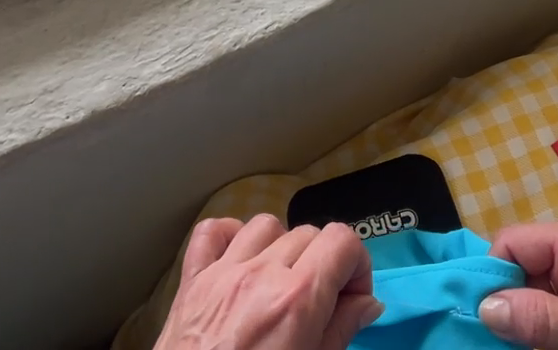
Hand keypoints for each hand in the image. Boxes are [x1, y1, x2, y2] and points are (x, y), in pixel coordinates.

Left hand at [156, 214, 383, 349]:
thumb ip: (341, 331)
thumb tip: (366, 302)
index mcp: (297, 299)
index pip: (342, 240)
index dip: (356, 264)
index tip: (353, 296)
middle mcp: (262, 273)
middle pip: (309, 233)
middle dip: (323, 263)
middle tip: (320, 303)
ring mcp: (222, 272)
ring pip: (266, 225)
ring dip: (280, 248)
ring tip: (279, 284)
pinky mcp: (191, 280)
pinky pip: (213, 231)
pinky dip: (230, 237)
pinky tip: (239, 261)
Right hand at [481, 219, 557, 349]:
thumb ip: (544, 319)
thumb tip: (484, 305)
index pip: (509, 244)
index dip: (490, 279)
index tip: (481, 323)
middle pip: (520, 269)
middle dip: (510, 308)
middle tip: (509, 347)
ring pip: (536, 293)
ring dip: (530, 325)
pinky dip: (550, 332)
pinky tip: (550, 349)